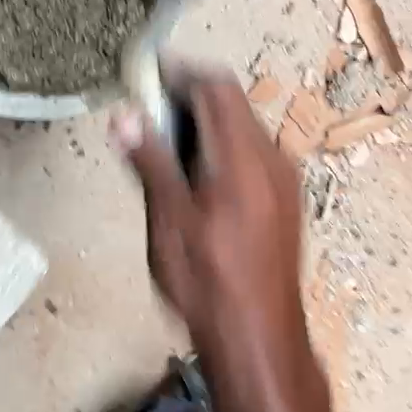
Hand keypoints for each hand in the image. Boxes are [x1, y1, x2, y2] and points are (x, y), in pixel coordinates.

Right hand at [112, 69, 306, 355]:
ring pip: (243, 128)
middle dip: (189, 98)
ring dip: (205, 124)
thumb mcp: (168, 221)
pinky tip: (197, 179)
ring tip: (165, 149)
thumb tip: (125, 116)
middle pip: (232, 104)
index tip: (147, 75)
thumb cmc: (207, 282)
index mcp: (243, 159)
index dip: (180, 73)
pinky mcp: (286, 200)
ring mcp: (285, 181)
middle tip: (149, 114)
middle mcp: (273, 160)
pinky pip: (253, 153)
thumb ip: (150, 163)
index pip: (216, 88)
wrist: (259, 338)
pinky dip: (222, 148)